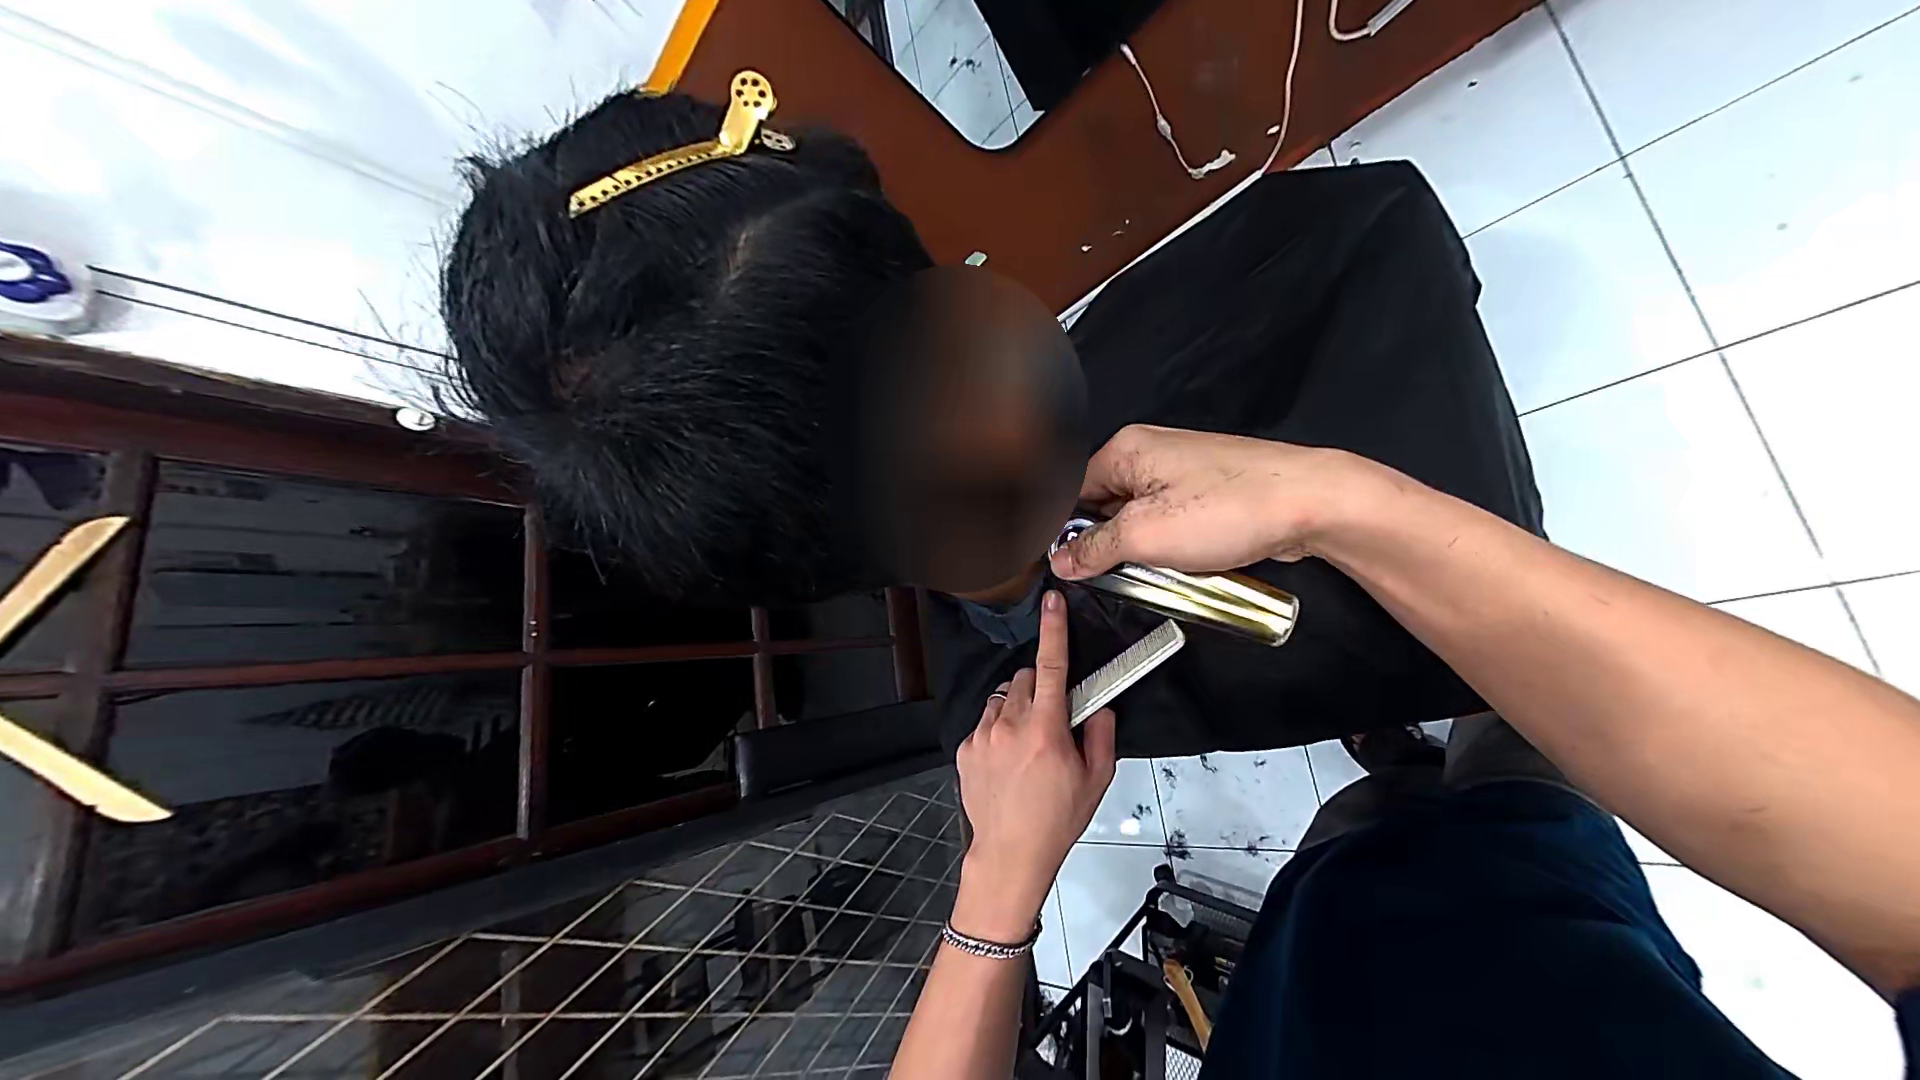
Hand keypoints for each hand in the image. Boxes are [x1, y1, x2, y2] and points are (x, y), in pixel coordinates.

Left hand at [953, 590, 1116, 941]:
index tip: (1052, 601)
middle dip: (1040, 688)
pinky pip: (985, 720)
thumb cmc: (1056, 819)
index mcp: (1045, 730)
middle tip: (1051, 719)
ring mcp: (982, 735)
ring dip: (1017, 708)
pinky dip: (998, 728)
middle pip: (1025, 678)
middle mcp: (1009, 725)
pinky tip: (1007, 758)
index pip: (1051, 666)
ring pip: (1003, 697)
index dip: (1053, 629)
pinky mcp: (965, 746)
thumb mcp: (1096, 779)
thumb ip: (1101, 733)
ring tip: (1026, 743)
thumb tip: (1099, 706)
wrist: (1010, 853)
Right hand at [1049, 424, 1385, 579]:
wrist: (1314, 503)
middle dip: (1108, 541)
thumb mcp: (1144, 536)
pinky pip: (1167, 518)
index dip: (1066, 531)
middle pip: (1102, 504)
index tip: (1071, 564)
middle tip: (1123, 567)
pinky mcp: (1204, 489)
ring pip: (1136, 516)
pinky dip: (1168, 542)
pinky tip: (1184, 558)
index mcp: (1125, 450)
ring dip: (1141, 546)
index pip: (1071, 492)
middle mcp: (1149, 452)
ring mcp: (1180, 469)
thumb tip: (1063, 560)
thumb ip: (1094, 549)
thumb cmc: (1232, 507)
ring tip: (1162, 562)